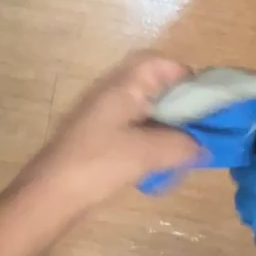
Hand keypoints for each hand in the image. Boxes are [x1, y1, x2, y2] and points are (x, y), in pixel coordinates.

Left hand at [17, 52, 204, 212]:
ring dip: (166, 121)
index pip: (159, 62)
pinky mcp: (98, 133)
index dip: (185, 76)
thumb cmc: (98, 163)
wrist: (50, 193)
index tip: (205, 103)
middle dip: (179, 101)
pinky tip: (160, 160)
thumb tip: (204, 145)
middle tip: (199, 126)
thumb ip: (181, 145)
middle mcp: (112, 90)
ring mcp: (102, 111)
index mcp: (123, 85)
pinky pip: (133, 123)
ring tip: (185, 145)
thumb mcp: (147, 153)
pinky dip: (151, 135)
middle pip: (153, 81)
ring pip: (143, 104)